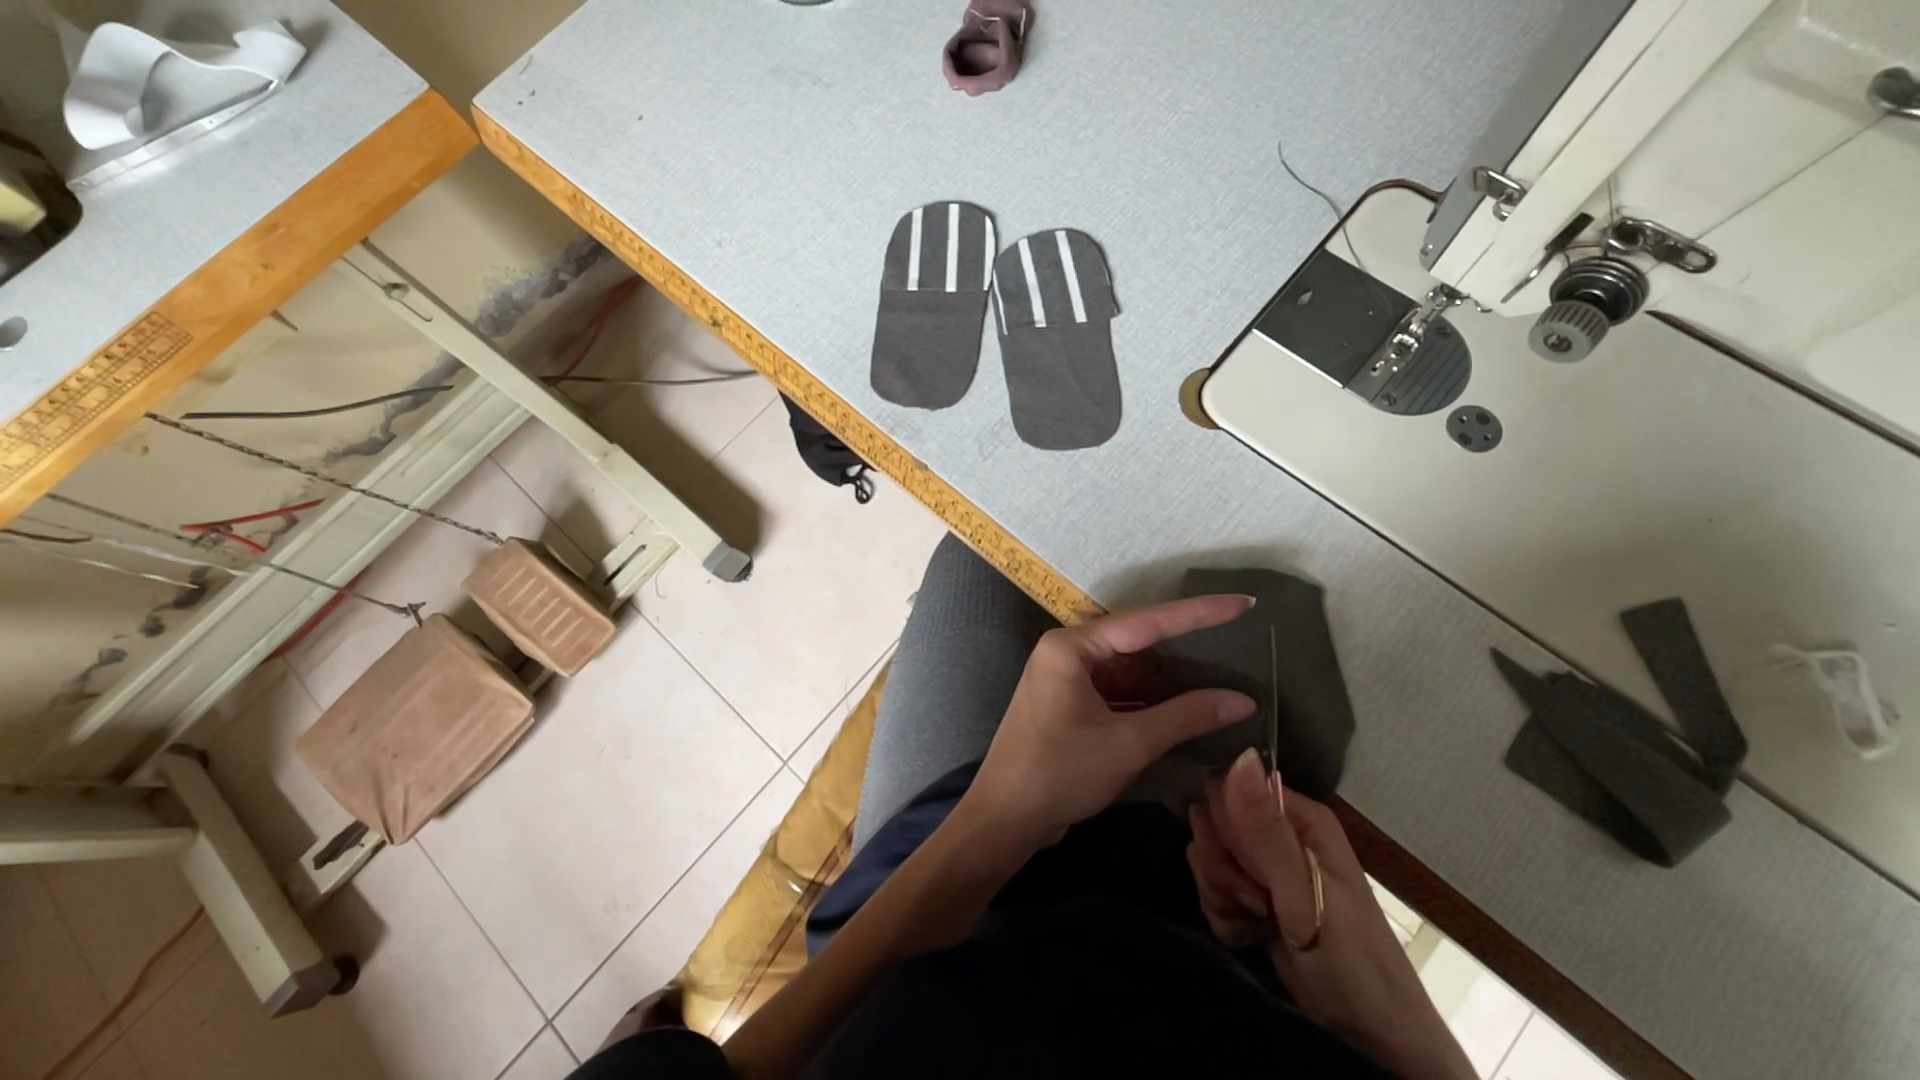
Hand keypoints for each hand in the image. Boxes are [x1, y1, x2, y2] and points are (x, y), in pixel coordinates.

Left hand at [961, 595, 1258, 849]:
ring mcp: (1066, 681)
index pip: (1146, 622)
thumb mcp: (1128, 743)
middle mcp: (1066, 654)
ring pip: (1130, 672)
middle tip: (1238, 639)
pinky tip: (1188, 709)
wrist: (1004, 820)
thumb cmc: (1059, 772)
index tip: (1242, 602)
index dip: (1198, 613)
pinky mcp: (1070, 708)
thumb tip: (1243, 700)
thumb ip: (1185, 716)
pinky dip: (1150, 702)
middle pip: (1137, 644)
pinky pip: (1119, 693)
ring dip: (1170, 681)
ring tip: (1224, 677)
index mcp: (1071, 647)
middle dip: (1186, 648)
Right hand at [1199, 750, 1474, 1079]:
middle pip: (1211, 827)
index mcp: (1300, 819)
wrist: (1370, 1038)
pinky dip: (1225, 921)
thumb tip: (1239, 754)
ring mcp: (1266, 868)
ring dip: (1222, 899)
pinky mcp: (1254, 899)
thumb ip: (1265, 831)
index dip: (1225, 829)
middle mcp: (1281, 834)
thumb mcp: (1305, 898)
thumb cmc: (1350, 965)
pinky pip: (1211, 893)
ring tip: (1260, 924)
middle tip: (1258, 903)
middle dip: (1221, 870)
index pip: (1226, 790)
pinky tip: (1252, 937)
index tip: (1246, 870)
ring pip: (1207, 862)